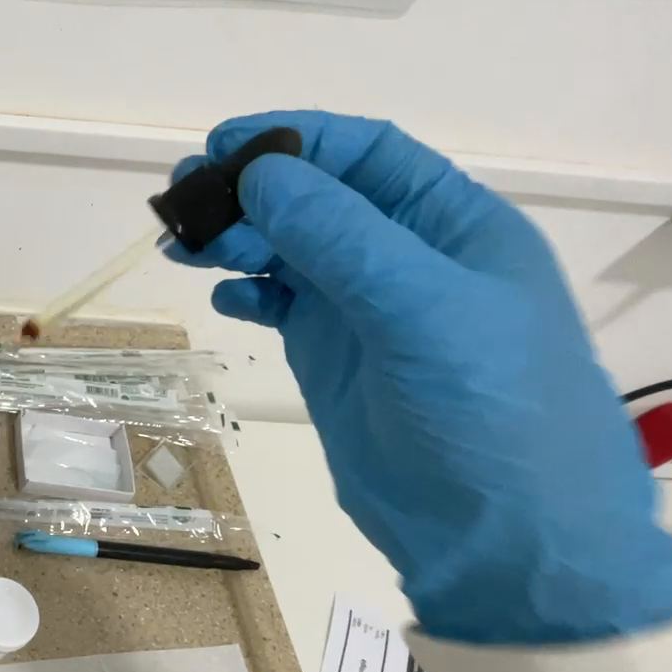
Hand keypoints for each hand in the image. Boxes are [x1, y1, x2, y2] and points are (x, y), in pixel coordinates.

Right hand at [169, 111, 671, 644]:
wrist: (491, 530)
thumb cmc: (481, 409)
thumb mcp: (420, 309)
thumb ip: (341, 238)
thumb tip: (259, 174)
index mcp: (450, 226)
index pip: (366, 156)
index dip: (294, 140)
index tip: (219, 145)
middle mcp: (403, 257)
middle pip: (313, 199)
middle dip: (248, 193)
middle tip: (180, 204)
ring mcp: (362, 307)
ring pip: (286, 249)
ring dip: (233, 242)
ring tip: (182, 250)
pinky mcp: (328, 352)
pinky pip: (277, 303)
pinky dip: (245, 294)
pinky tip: (224, 300)